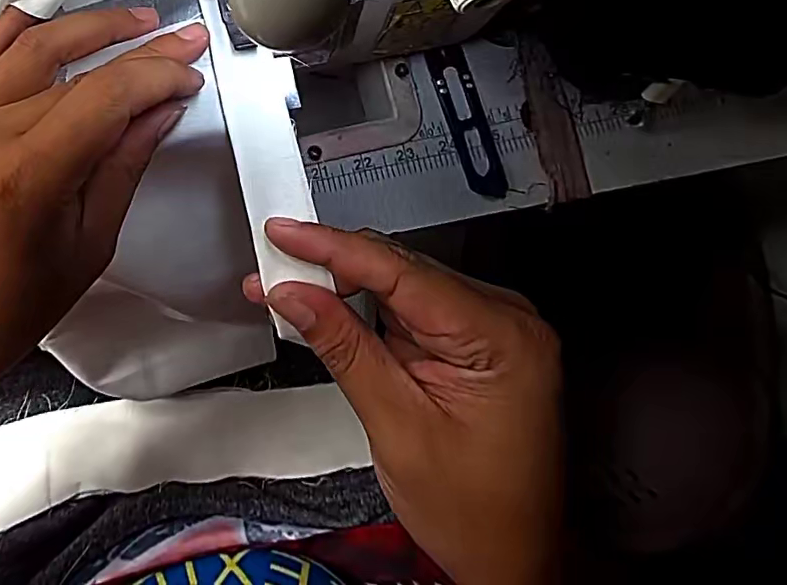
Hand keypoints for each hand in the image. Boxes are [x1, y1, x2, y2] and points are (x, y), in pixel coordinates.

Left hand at [0, 6, 208, 418]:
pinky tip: (56, 17)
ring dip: (90, 25)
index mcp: (25, 177)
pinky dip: (24, 28)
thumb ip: (125, 165)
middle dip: (140, 48)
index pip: (107, 96)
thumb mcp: (88, 246)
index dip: (158, 76)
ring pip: (32, 44)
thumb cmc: (1, 312)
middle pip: (77, 67)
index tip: (189, 73)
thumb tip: (160, 111)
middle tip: (181, 39)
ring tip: (135, 20)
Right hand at [244, 219, 562, 584]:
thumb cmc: (478, 515)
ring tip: (290, 289)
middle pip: (397, 269)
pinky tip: (326, 305)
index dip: (333, 246)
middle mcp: (501, 318)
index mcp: (501, 335)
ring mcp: (485, 324)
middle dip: (329, 266)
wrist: (512, 561)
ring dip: (340, 284)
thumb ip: (343, 348)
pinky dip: (361, 304)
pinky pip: (404, 302)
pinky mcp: (466, 334)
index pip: (400, 270)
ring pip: (396, 281)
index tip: (287, 235)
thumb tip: (297, 295)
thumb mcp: (398, 427)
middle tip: (274, 268)